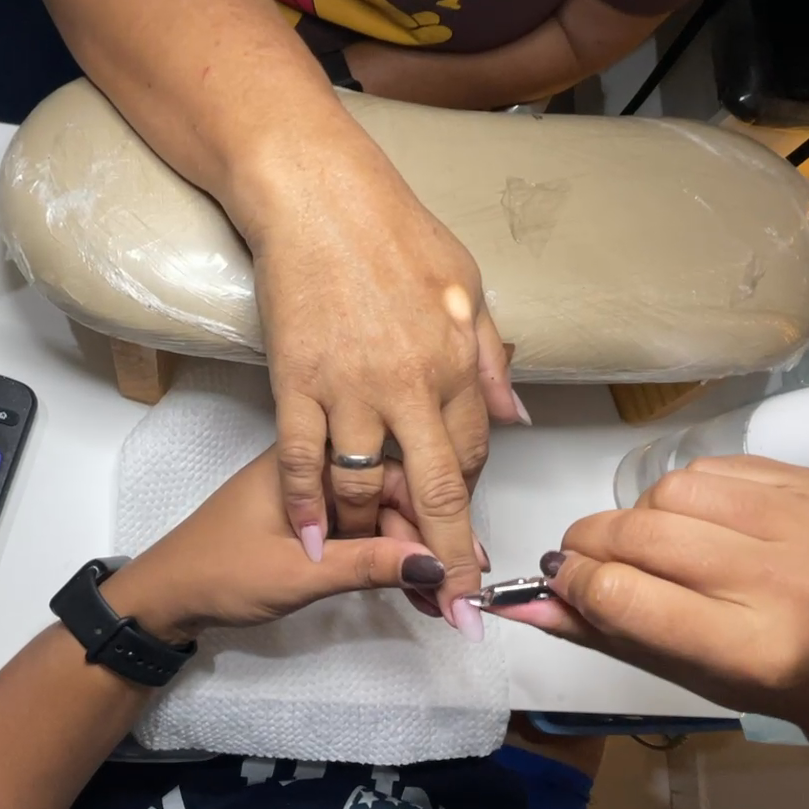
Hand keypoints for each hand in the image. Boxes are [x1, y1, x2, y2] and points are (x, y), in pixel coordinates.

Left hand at [101, 449, 447, 644]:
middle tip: (459, 593)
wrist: (165, 595)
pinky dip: (385, 562)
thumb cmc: (219, 574)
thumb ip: (367, 565)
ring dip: (410, 559)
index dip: (434, 523)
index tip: (466, 566)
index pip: (393, 478)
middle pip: (392, 499)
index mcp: (308, 460)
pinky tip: (411, 589)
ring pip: (380, 520)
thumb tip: (437, 565)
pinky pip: (360, 534)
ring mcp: (314, 495)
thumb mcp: (298, 573)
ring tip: (441, 601)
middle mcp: (317, 468)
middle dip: (427, 546)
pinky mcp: (311, 521)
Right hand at [240, 158, 524, 623]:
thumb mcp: (465, 283)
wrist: (314, 196)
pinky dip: (306, 508)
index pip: (471, 455)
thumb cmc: (392, 231)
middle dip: (448, 559)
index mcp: (454, 363)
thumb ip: (487, 357)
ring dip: (370, 536)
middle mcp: (409, 386)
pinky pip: (303, 461)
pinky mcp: (295, 385)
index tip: (470, 545)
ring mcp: (349, 389)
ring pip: (364, 484)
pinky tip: (311, 542)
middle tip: (455, 611)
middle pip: (433, 490)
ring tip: (376, 573)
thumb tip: (512, 415)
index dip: (470, 506)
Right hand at [488, 457, 808, 736]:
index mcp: (753, 651)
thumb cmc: (752, 680)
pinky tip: (702, 522)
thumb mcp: (666, 668)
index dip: (576, 579)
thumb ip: (588, 628)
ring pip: (673, 490)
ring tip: (658, 541)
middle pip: (644, 535)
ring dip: (643, 513)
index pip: (623, 593)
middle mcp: (795, 587)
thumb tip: (514, 600)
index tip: (563, 577)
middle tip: (588, 553)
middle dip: (594, 541)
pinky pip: (715, 467)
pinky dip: (688, 492)